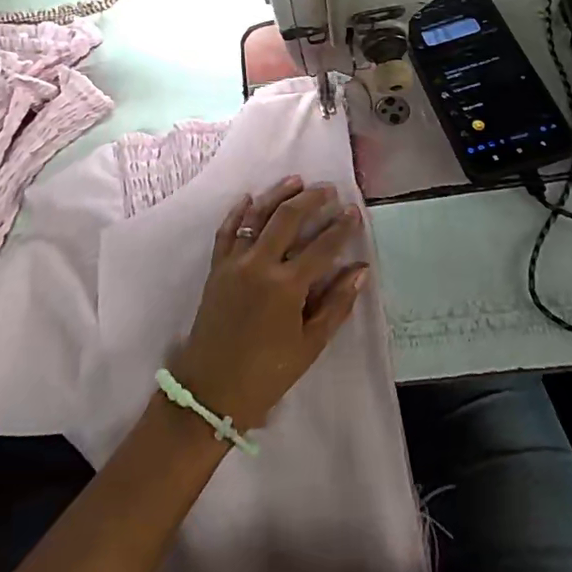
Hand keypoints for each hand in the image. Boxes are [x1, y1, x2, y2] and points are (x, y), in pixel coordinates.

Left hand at [167, 176, 368, 430]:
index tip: (354, 211)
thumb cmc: (268, 373)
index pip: (322, 246)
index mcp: (287, 287)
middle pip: (288, 219)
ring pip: (256, 217)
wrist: (211, 390)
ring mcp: (233, 264)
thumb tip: (360, 271)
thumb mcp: (310, 344)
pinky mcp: (216, 270)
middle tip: (328, 189)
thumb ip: (336, 304)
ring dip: (277, 196)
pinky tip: (249, 198)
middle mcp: (259, 265)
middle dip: (311, 200)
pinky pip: (226, 231)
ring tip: (295, 181)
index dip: (341, 227)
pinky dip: (238, 212)